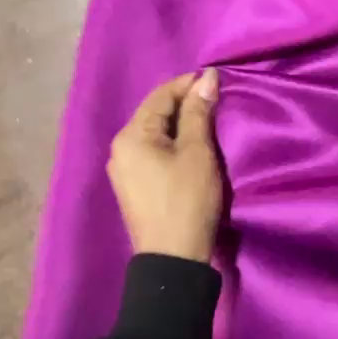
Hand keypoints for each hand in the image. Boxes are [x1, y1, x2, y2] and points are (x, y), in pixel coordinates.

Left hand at [108, 69, 223, 262]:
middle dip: (185, 103)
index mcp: (131, 136)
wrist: (173, 261)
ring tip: (209, 121)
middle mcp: (120, 148)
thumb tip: (206, 77)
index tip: (217, 81)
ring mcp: (124, 169)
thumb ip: (199, 111)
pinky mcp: (133, 186)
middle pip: (155, 113)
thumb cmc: (187, 200)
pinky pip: (153, 151)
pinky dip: (173, 143)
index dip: (189, 84)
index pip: (161, 95)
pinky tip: (193, 145)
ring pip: (155, 133)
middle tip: (216, 101)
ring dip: (181, 124)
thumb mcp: (197, 151)